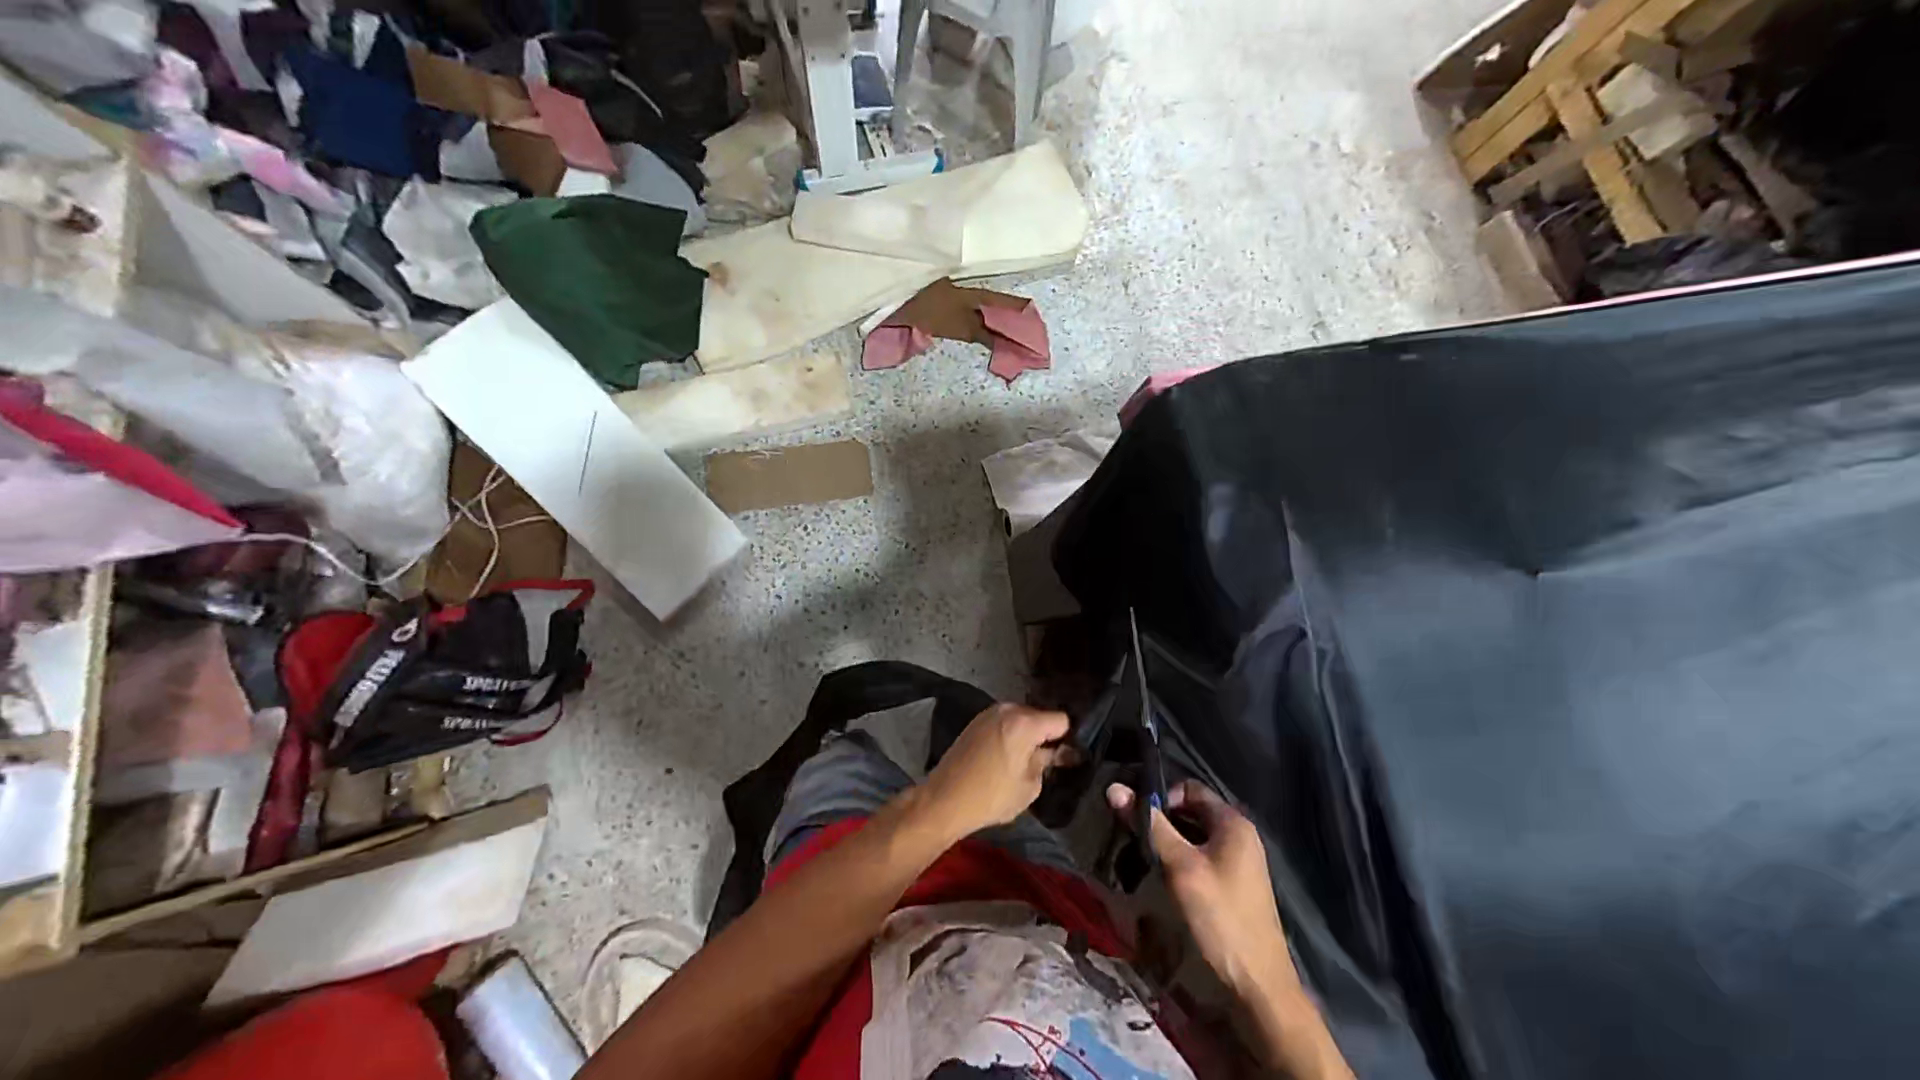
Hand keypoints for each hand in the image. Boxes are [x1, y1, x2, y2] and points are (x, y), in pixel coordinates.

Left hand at [910, 703, 1072, 840]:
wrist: (945, 799)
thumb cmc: (992, 795)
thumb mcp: (1030, 784)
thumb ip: (1049, 761)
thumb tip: (1064, 752)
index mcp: (1024, 721)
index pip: (1061, 720)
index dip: (1069, 737)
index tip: (1070, 754)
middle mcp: (1007, 709)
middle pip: (1040, 716)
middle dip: (1048, 735)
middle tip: (1052, 760)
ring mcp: (989, 713)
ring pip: (1022, 719)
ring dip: (1029, 735)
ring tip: (1029, 760)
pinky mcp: (976, 722)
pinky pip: (1005, 723)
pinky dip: (1012, 735)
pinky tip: (1009, 756)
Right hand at [1108, 779, 1296, 997]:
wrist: (1257, 983)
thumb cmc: (1219, 916)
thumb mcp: (1179, 865)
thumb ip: (1149, 825)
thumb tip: (1114, 787)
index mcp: (1233, 822)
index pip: (1189, 788)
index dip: (1160, 796)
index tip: (1137, 818)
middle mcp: (1240, 834)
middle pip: (1191, 810)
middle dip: (1161, 820)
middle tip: (1134, 838)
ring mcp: (1240, 860)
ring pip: (1194, 835)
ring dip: (1169, 842)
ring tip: (1144, 858)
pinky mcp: (1234, 883)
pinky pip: (1202, 856)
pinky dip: (1181, 860)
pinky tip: (1164, 877)